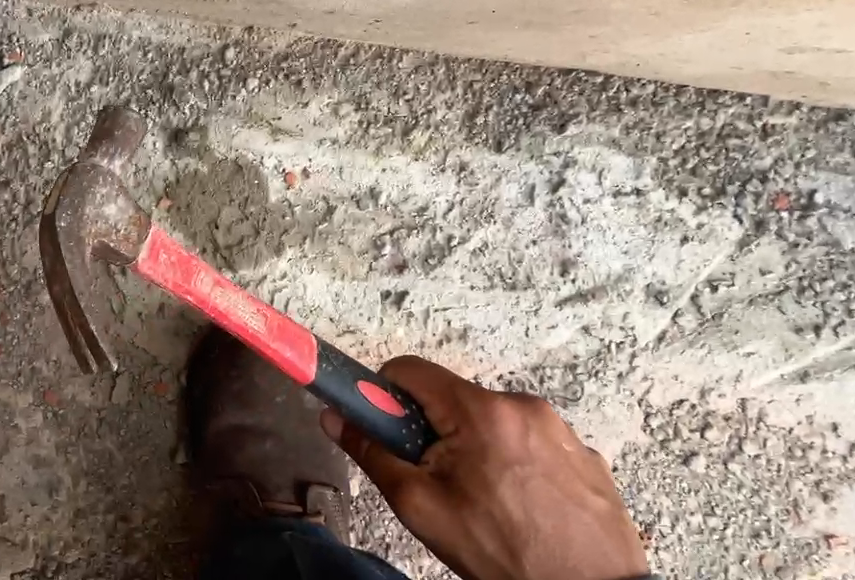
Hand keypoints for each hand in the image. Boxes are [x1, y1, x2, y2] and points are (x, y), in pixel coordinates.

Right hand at [321, 357, 647, 579]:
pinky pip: (532, 442)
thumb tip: (332, 417)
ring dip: (477, 445)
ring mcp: (563, 431)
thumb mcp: (419, 505)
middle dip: (434, 427)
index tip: (388, 429)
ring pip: (491, 420)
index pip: (409, 369)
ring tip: (486, 497)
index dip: (387, 394)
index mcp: (480, 410)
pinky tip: (523, 504)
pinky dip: (517, 462)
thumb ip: (371, 452)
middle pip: (452, 397)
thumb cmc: (500, 552)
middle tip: (438, 476)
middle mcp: (524, 405)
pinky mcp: (590, 458)